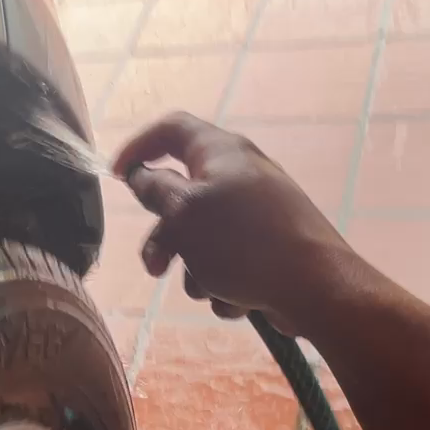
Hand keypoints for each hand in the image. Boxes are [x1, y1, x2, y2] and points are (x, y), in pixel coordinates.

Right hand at [114, 112, 359, 331]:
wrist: (312, 286)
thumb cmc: (241, 242)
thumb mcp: (185, 212)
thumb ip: (156, 190)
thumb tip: (141, 174)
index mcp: (219, 153)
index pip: (171, 130)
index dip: (140, 146)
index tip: (117, 176)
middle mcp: (238, 178)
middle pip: (181, 200)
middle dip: (165, 240)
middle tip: (156, 269)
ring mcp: (254, 216)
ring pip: (201, 242)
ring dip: (195, 271)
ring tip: (209, 289)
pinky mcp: (266, 251)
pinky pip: (227, 266)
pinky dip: (224, 285)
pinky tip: (238, 299)